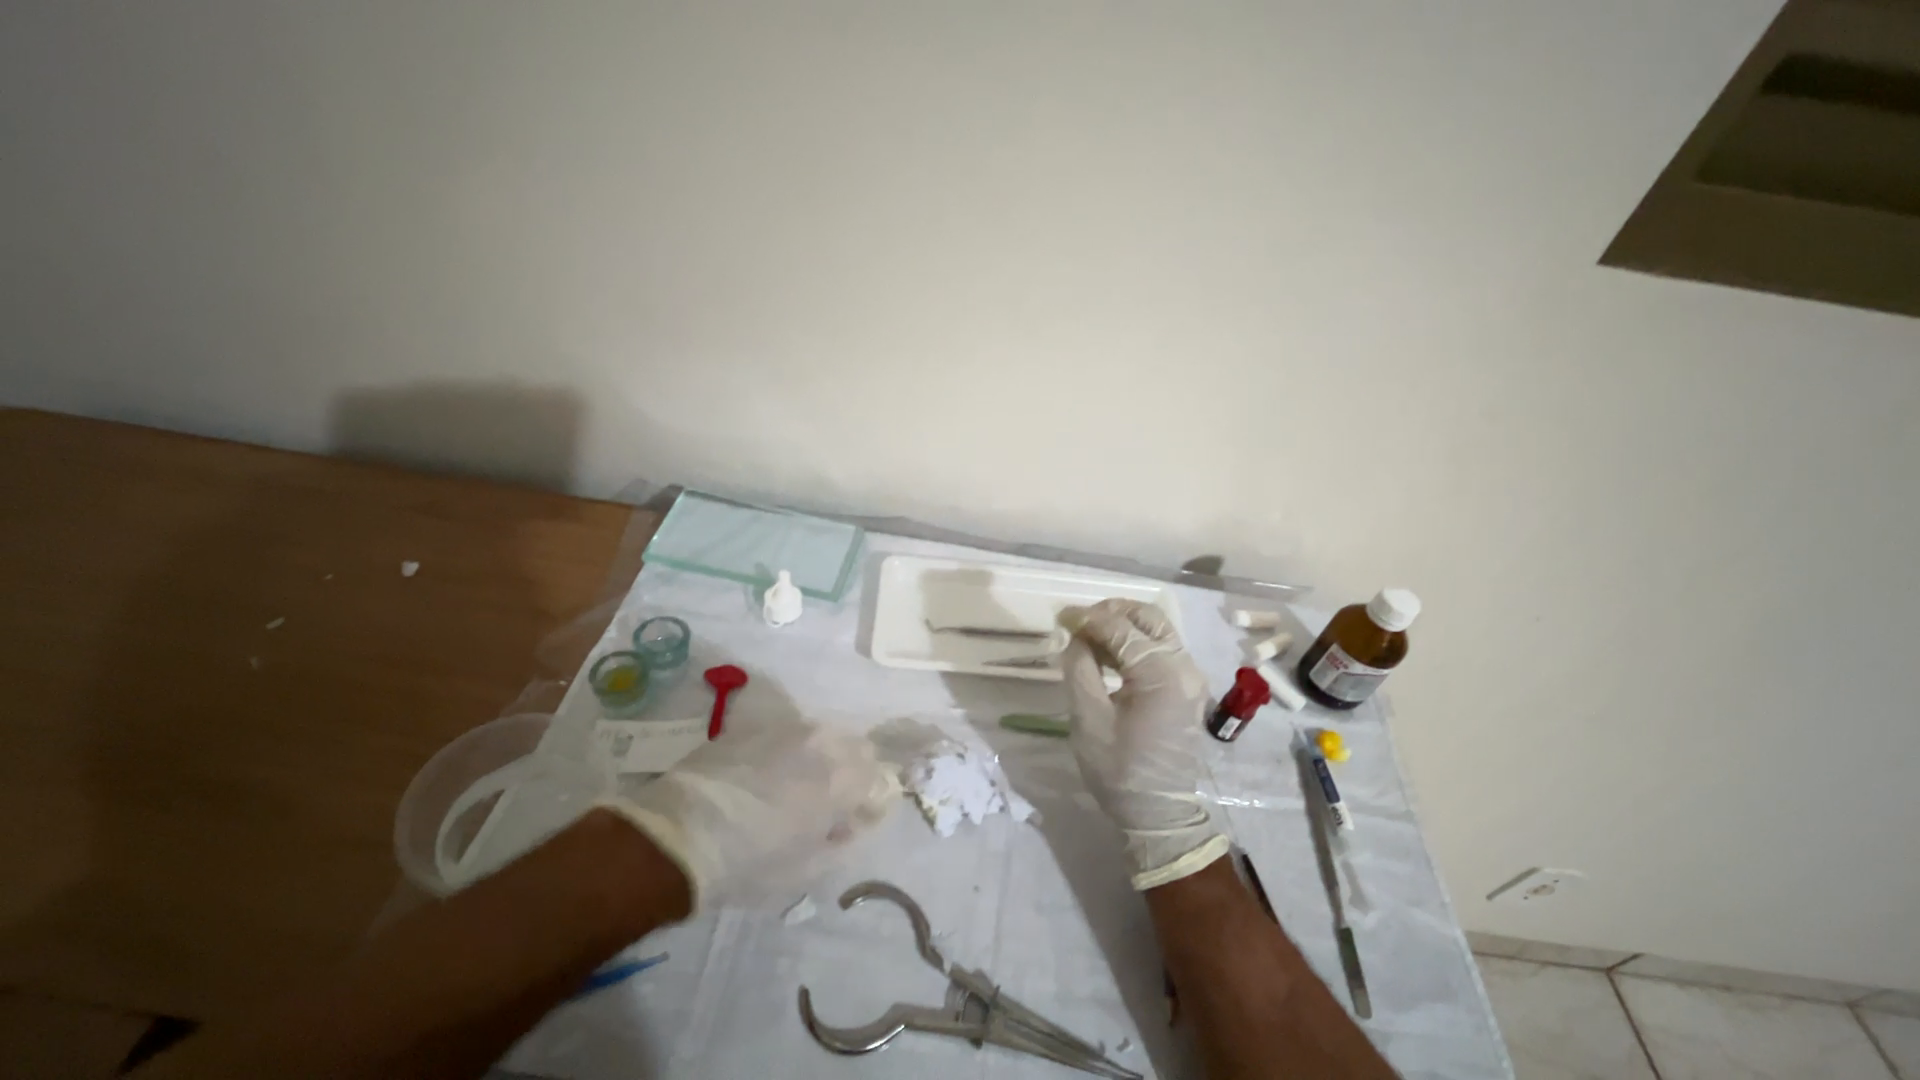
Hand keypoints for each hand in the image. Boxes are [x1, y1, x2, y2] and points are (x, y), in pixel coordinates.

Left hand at [599, 719, 898, 910]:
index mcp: (842, 778)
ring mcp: (783, 728)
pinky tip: (763, 778)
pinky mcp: (749, 726)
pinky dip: (786, 752)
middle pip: (856, 747)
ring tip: (794, 790)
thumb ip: (841, 842)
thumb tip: (847, 825)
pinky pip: (784, 733)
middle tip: (829, 805)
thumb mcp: (807, 869)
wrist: (675, 839)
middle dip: (851, 773)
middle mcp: (820, 741)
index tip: (853, 824)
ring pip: (820, 736)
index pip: (880, 779)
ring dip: (819, 758)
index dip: (871, 804)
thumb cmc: (749, 864)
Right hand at [1061, 598, 1227, 889]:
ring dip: (1124, 626)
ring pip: (1158, 631)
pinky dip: (1137, 643)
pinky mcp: (1188, 689)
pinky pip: (1163, 650)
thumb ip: (1080, 669)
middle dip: (1111, 612)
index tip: (1060, 616)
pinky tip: (1110, 654)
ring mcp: (1191, 677)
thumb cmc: (1119, 770)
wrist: (1159, 813)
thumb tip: (1076, 637)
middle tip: (1079, 621)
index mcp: (1162, 673)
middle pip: (1148, 618)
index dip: (1088, 618)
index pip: (1120, 629)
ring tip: (1089, 635)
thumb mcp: (1088, 719)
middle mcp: (1184, 667)